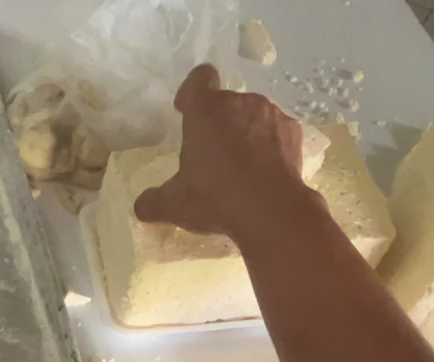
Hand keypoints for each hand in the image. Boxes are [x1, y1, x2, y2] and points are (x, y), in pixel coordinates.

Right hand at [134, 64, 311, 240]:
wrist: (270, 209)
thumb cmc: (215, 198)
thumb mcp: (174, 205)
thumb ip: (153, 202)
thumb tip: (141, 206)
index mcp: (205, 111)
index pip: (198, 79)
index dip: (191, 91)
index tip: (185, 110)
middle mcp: (239, 102)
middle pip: (225, 102)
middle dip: (217, 123)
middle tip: (210, 155)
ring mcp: (270, 114)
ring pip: (252, 116)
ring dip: (243, 133)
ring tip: (239, 167)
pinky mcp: (292, 132)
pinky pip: (274, 133)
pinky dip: (268, 146)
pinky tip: (262, 172)